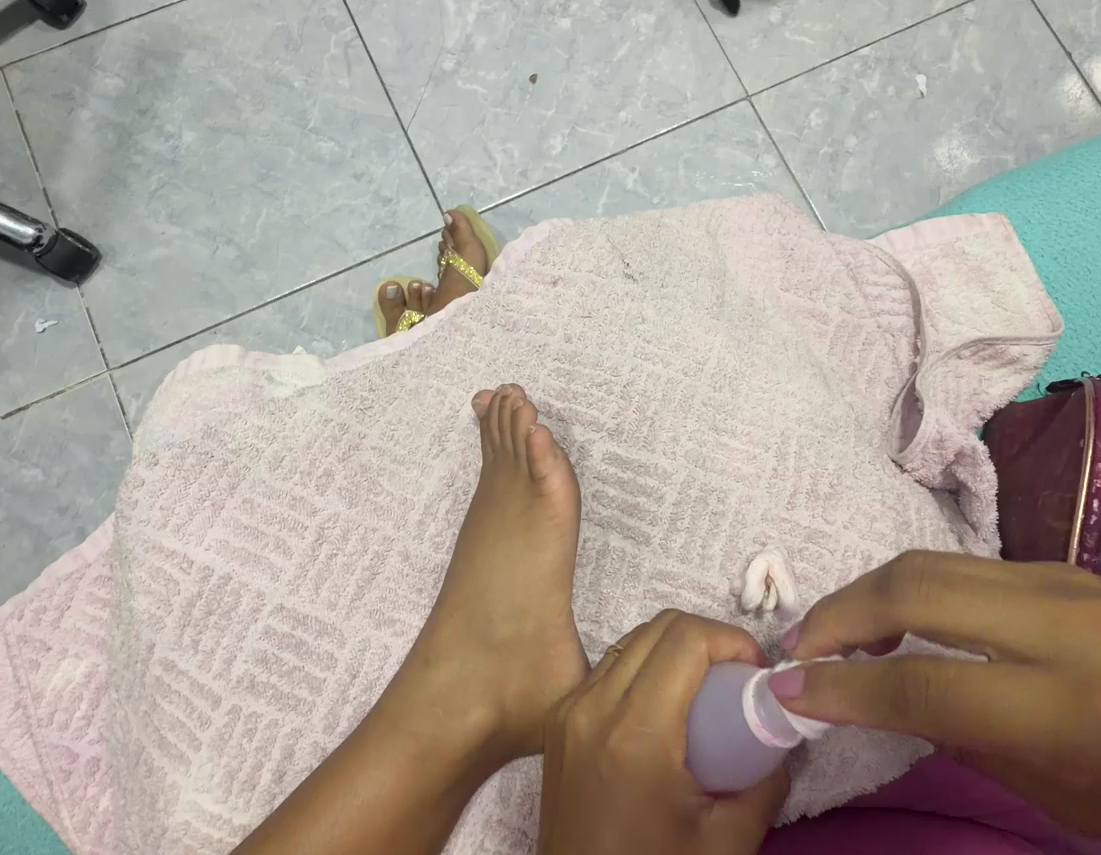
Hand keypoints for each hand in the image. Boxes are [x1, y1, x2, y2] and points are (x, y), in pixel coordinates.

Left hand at [387, 385, 588, 762]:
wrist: (449, 709)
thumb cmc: (516, 697)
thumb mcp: (574, 682)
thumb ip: (614, 661)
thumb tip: (651, 650)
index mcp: (543, 566)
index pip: (548, 501)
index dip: (543, 460)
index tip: (534, 421)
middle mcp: (515, 542)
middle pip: (517, 472)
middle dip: (515, 429)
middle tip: (509, 391)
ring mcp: (487, 542)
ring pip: (498, 476)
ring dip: (499, 436)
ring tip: (497, 398)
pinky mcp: (471, 550)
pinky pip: (486, 491)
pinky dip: (491, 461)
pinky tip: (488, 445)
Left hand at [541, 610, 789, 854]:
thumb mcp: (726, 842)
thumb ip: (765, 782)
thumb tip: (783, 733)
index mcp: (636, 733)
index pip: (686, 639)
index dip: (730, 638)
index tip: (756, 669)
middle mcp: (594, 706)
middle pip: (659, 627)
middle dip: (708, 637)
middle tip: (738, 675)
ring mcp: (569, 708)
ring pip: (632, 640)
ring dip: (675, 647)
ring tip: (707, 685)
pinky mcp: (557, 717)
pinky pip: (609, 666)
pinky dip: (644, 665)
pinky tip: (667, 701)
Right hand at [771, 551, 1100, 854]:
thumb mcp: (1070, 800)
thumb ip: (966, 737)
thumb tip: (882, 697)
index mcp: (1081, 706)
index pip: (923, 683)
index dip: (840, 688)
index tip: (787, 691)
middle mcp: (1071, 624)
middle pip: (914, 587)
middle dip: (838, 613)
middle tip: (799, 648)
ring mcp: (1072, 580)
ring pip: (933, 562)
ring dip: (868, 592)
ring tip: (835, 630)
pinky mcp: (1070, 565)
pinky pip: (967, 567)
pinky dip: (914, 588)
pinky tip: (898, 617)